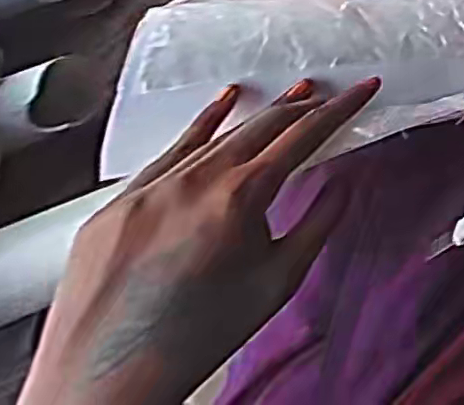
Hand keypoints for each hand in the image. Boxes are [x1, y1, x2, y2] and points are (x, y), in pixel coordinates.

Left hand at [18, 78, 379, 404]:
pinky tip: (222, 103)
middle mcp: (196, 180)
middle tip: (328, 96)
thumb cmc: (199, 338)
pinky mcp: (118, 203)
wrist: (101, 391)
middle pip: (265, 124)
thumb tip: (342, 182)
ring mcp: (152, 187)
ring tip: (292, 93)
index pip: (305, 133)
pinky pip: (170, 152)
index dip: (341, 107)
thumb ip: (319, 222)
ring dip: (261, 112)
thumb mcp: (279, 281)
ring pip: (220, 133)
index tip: (363, 88)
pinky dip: (202, 124)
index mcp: (240, 196)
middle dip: (304, 106)